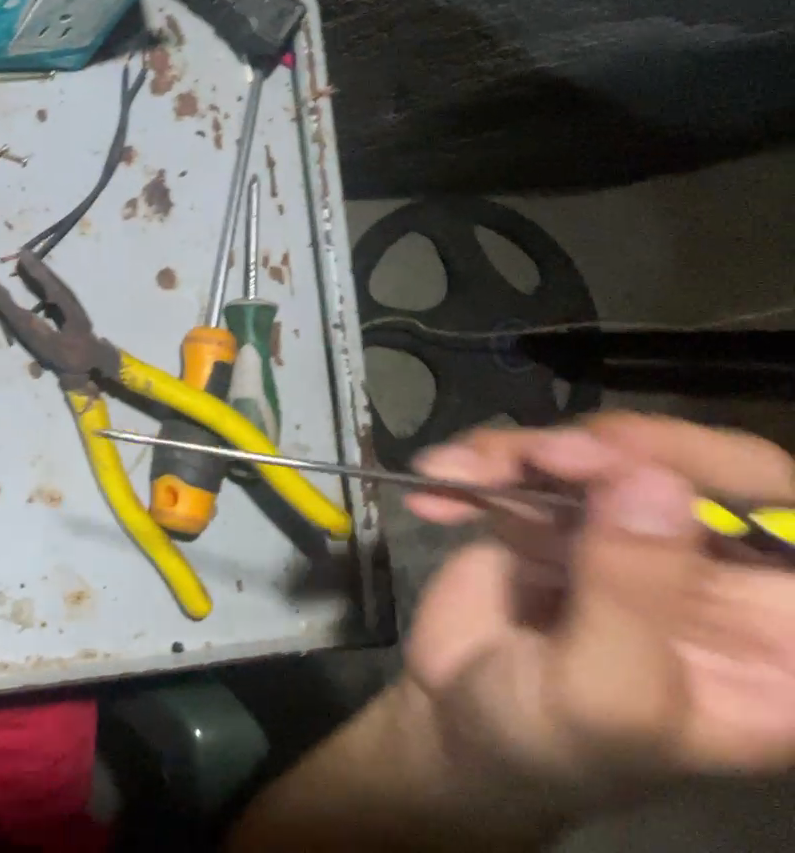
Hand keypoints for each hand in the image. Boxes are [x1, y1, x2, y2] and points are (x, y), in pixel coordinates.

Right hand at [400, 414, 794, 811]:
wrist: (454, 731)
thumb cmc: (554, 742)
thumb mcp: (603, 690)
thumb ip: (630, 595)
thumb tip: (649, 484)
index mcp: (769, 629)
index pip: (790, 529)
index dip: (730, 481)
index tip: (632, 463)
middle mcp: (708, 572)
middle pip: (696, 472)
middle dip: (618, 449)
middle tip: (548, 454)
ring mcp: (621, 540)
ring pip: (595, 455)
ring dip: (518, 452)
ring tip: (459, 472)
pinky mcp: (545, 522)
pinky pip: (520, 468)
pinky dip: (469, 467)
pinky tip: (433, 491)